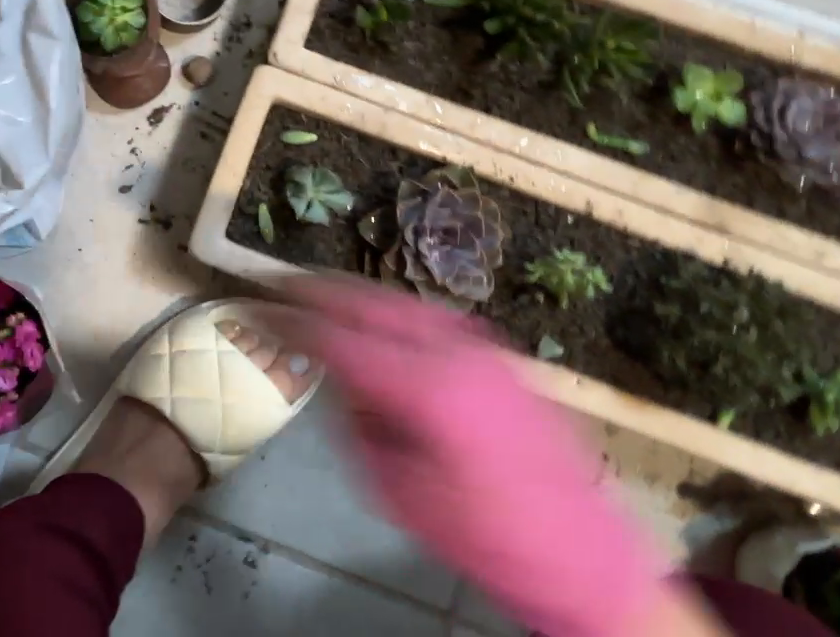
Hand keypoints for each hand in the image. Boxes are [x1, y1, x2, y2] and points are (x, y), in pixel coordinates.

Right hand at [291, 278, 670, 636]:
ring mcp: (484, 347)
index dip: (290, 320)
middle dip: (316, 289)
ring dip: (354, 295)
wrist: (584, 553)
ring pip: (402, 301)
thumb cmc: (483, 536)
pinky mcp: (501, 354)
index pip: (338, 338)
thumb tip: (341, 381)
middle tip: (276, 285)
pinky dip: (393, 310)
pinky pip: (433, 317)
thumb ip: (361, 424)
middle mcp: (454, 351)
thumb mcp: (399, 491)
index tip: (254, 309)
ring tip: (317, 293)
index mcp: (424, 388)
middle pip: (369, 302)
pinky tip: (378, 320)